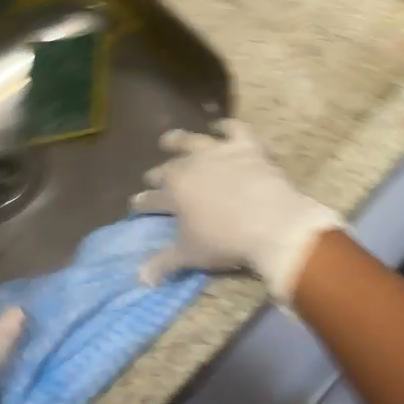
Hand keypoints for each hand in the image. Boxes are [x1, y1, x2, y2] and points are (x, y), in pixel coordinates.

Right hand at [132, 119, 343, 300]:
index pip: (153, 198)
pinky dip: (227, 125)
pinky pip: (235, 129)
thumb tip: (141, 279)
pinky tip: (221, 125)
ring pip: (194, 141)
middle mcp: (193, 166)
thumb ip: (164, 263)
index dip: (143, 202)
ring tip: (169, 139)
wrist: (268, 221)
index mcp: (175, 193)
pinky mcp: (247, 146)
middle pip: (170, 168)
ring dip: (179, 140)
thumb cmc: (224, 240)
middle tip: (151, 175)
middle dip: (159, 173)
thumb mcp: (190, 255)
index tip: (135, 203)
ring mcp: (220, 153)